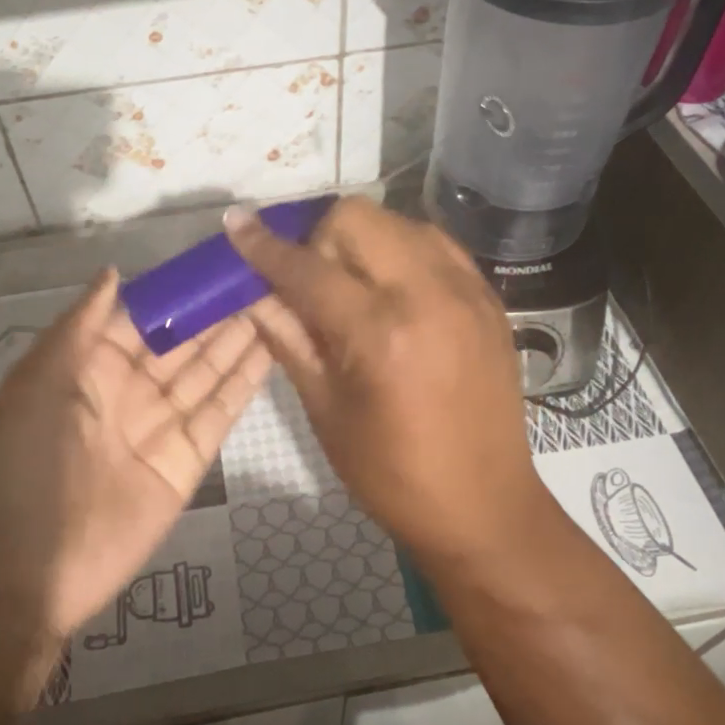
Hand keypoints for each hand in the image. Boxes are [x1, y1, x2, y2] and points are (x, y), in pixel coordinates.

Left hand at [0, 269, 271, 640]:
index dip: (174, 293)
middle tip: (260, 275)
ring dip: (235, 341)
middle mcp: (124, 394)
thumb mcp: (38, 382)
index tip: (213, 263)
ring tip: (275, 301)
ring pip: (202, 375)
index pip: (140, 321)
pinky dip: (242, 386)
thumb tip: (113, 273)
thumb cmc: (22, 464)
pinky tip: (270, 350)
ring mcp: (155, 430)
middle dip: (213, 313)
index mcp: (84, 370)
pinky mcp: (183, 466)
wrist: (23, 572)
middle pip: (178, 345)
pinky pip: (216, 417)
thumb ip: (81, 327)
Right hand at [226, 198, 546, 566]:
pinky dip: (402, 252)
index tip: (236, 225)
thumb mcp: (325, 411)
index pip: (308, 267)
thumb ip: (288, 338)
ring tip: (351, 285)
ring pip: (396, 221)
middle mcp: (428, 293)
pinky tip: (392, 291)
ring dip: (361, 239)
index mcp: (381, 332)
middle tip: (308, 279)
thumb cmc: (393, 474)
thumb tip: (252, 291)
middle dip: (318, 235)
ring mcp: (466, 289)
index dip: (264, 246)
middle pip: (356, 218)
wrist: (484, 506)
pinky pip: (434, 243)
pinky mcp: (488, 296)